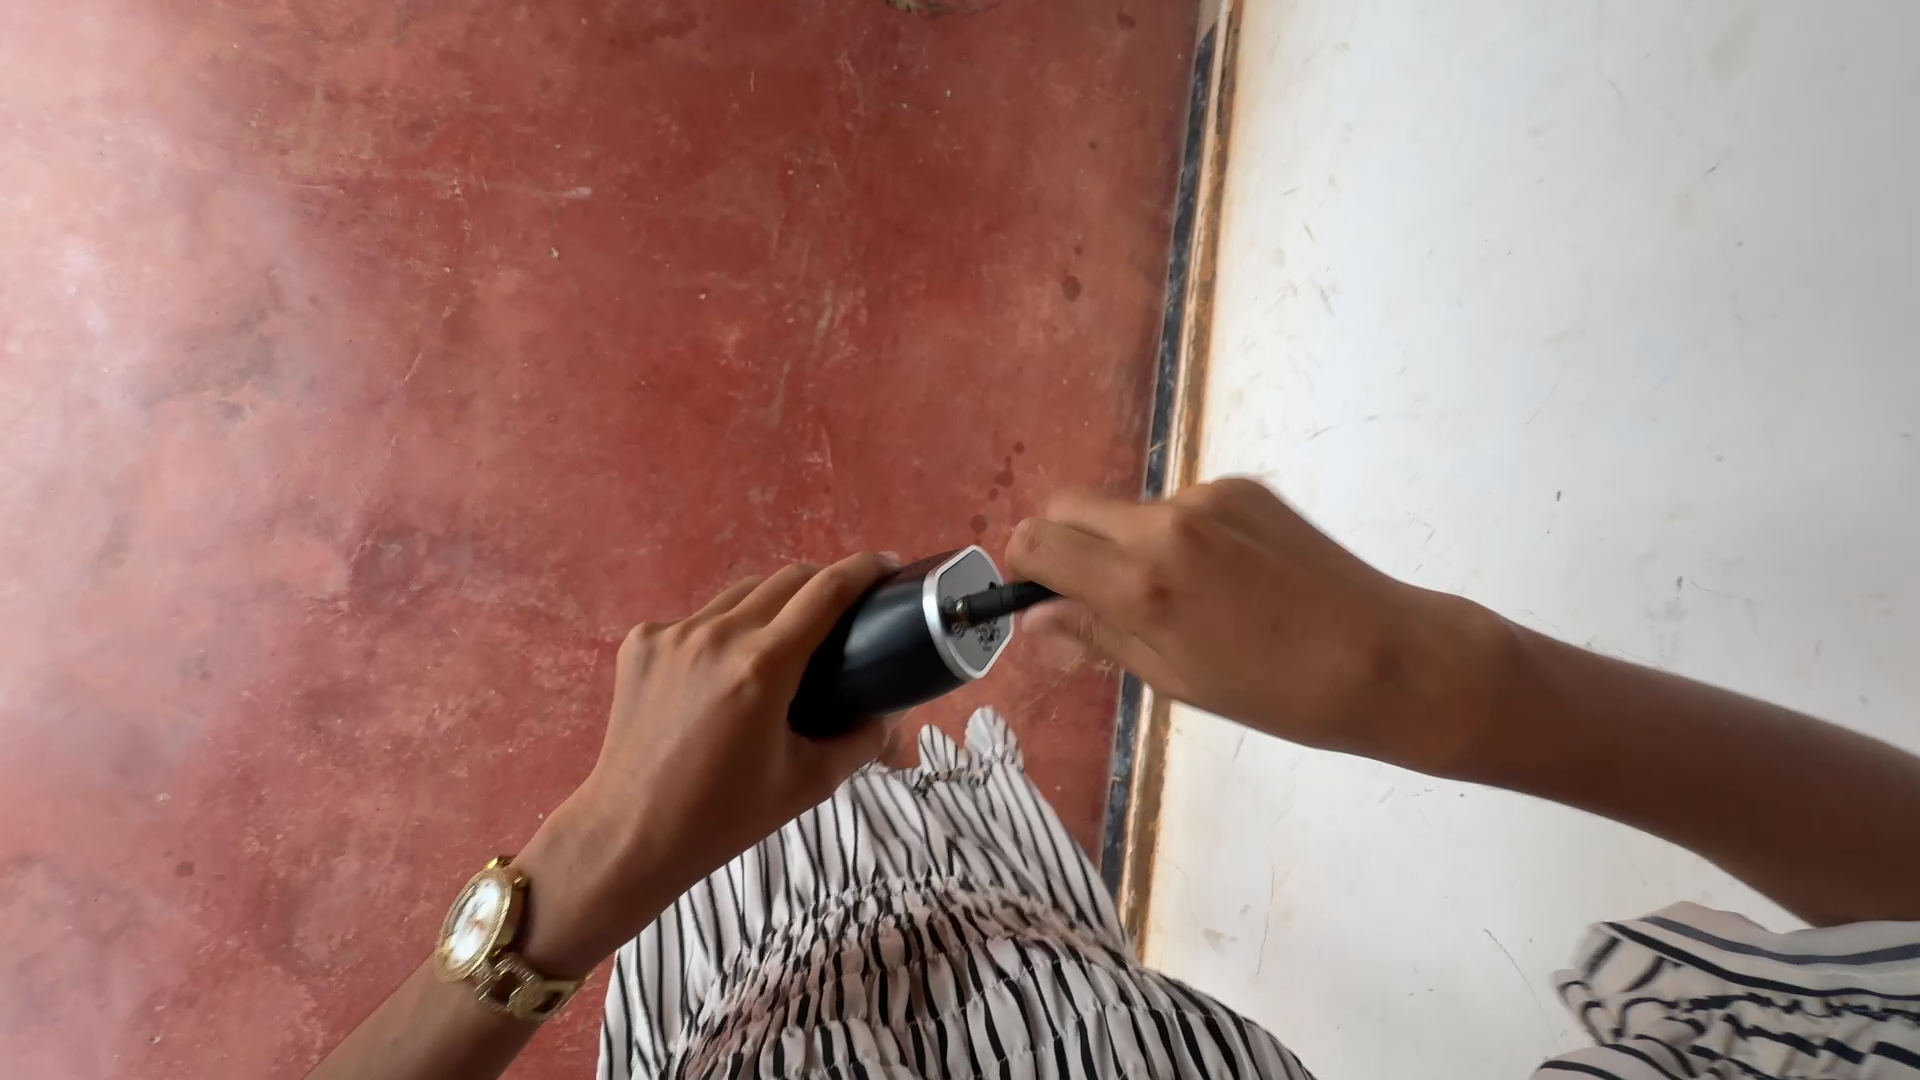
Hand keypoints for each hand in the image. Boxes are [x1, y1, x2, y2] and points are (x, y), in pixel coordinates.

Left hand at [510, 554, 898, 976]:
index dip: (865, 569)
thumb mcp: (810, 783)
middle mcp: (717, 635)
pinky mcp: (642, 641)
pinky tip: (725, 667)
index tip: (888, 567)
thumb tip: (892, 711)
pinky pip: (702, 617)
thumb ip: (863, 739)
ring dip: (776, 603)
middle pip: (789, 578)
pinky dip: (727, 629)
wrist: (628, 836)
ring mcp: (673, 633)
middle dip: (826, 582)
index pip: (828, 591)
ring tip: (787, 637)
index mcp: (763, 667)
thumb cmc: (725, 816)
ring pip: (744, 593)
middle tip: (846, 609)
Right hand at [1007, 479, 1497, 773]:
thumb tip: (1033, 619)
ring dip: (1123, 543)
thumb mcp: (1171, 678)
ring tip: (1181, 594)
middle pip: (1067, 505)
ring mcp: (1206, 496)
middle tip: (1093, 593)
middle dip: (1061, 543)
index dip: (1023, 567)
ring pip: (1124, 509)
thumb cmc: (1275, 692)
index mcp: (1141, 580)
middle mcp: (1164, 522)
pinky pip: (1177, 506)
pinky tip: (1222, 575)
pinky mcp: (1240, 486)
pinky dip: (1174, 535)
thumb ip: (1094, 634)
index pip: (1037, 541)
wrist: (1391, 657)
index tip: (1040, 594)